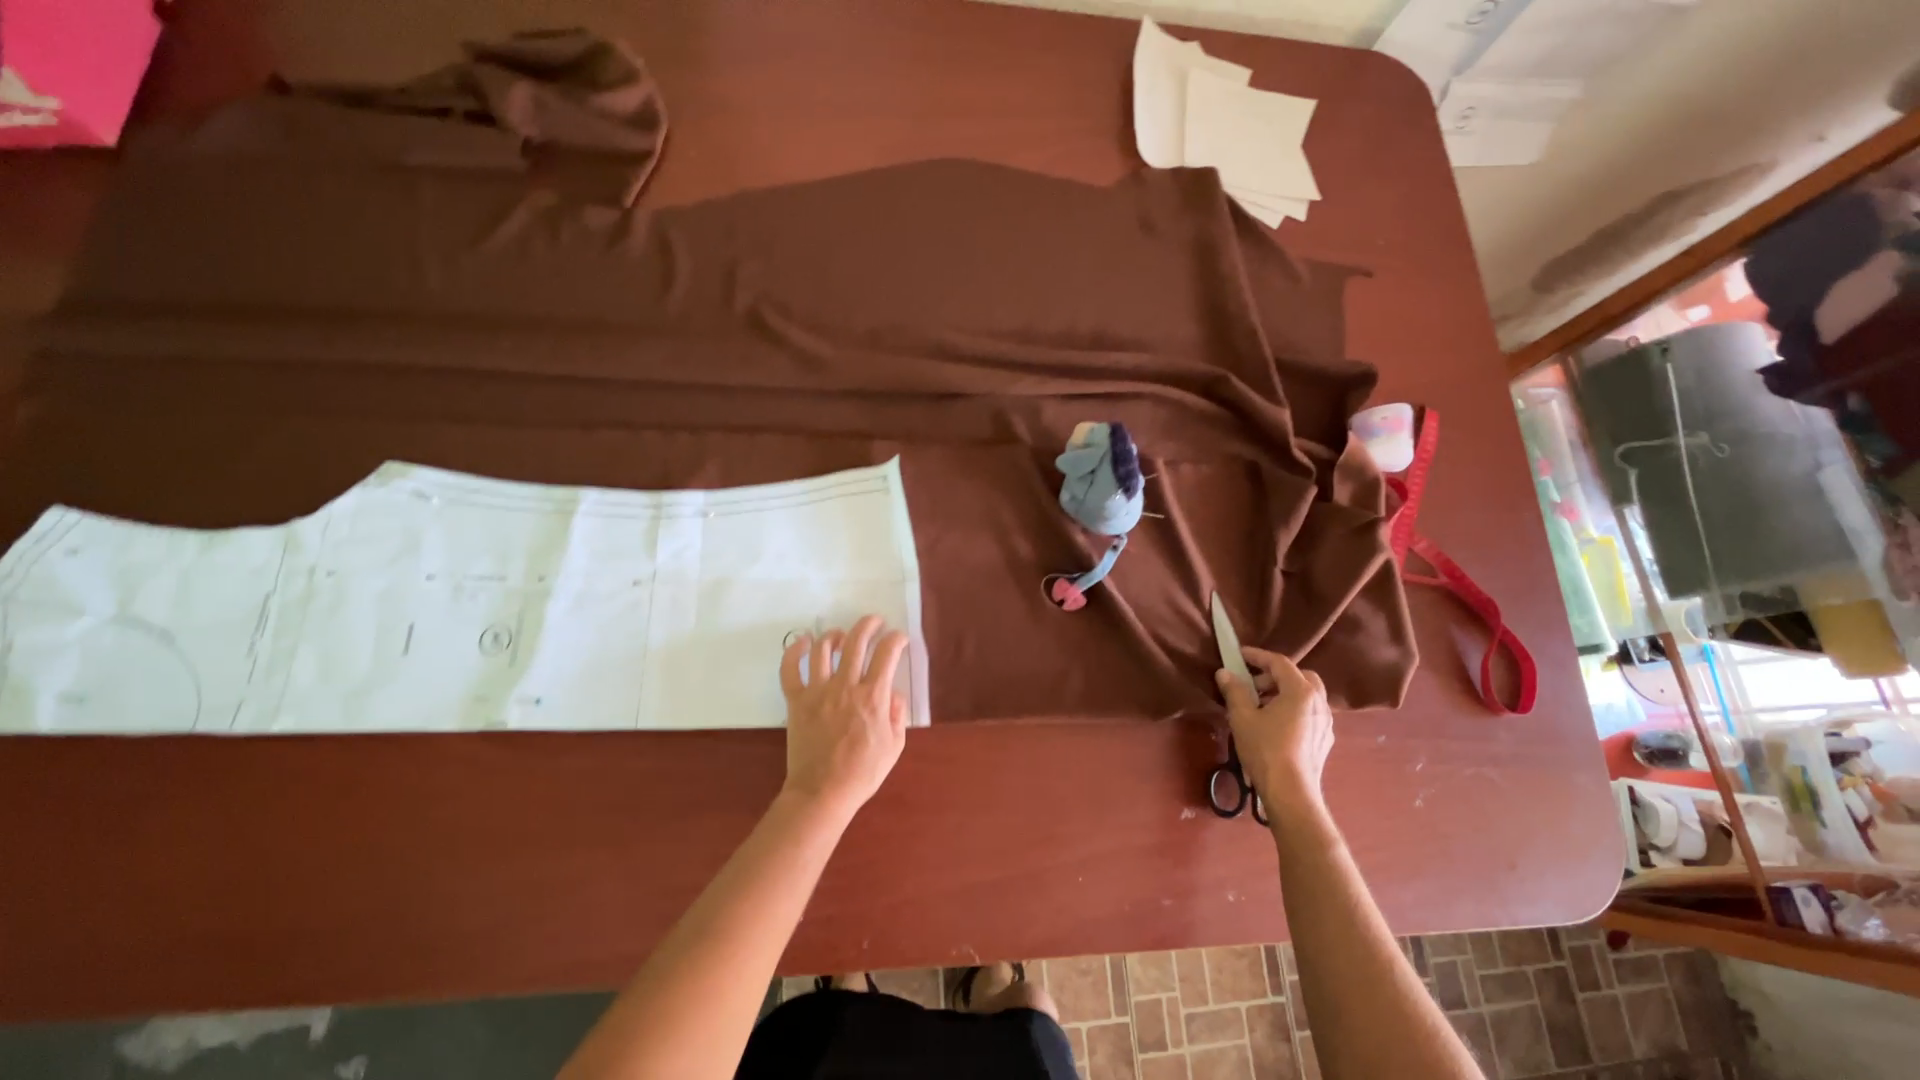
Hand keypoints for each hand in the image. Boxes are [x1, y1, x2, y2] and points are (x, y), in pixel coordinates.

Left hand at [779, 615, 909, 817]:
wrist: (823, 792)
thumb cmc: (863, 773)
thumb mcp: (894, 746)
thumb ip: (898, 715)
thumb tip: (894, 694)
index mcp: (873, 696)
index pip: (887, 654)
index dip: (896, 640)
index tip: (899, 639)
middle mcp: (846, 686)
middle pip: (857, 641)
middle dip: (869, 625)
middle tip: (875, 622)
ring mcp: (818, 691)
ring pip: (824, 648)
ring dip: (835, 635)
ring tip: (842, 635)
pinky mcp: (796, 700)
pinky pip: (790, 669)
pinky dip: (794, 650)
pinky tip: (803, 642)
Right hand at [1216, 646, 1333, 815]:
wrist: (1291, 792)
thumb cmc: (1265, 750)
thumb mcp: (1242, 717)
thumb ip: (1234, 691)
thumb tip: (1225, 673)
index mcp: (1301, 691)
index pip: (1279, 663)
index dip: (1258, 656)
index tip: (1239, 654)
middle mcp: (1319, 702)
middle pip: (1299, 676)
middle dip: (1275, 675)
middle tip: (1253, 684)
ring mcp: (1326, 722)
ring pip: (1307, 696)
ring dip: (1285, 693)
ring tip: (1261, 706)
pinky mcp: (1325, 740)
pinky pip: (1310, 714)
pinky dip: (1293, 710)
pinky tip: (1276, 726)